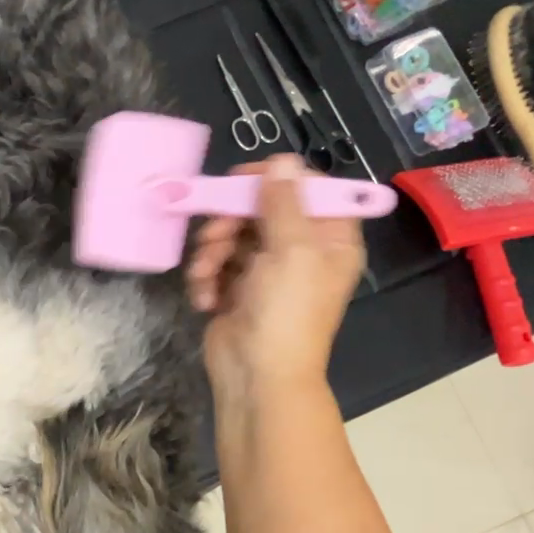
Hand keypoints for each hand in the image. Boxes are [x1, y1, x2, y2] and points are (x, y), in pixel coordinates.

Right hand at [187, 154, 366, 399]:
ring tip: (205, 276)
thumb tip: (281, 158)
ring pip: (230, 240)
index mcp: (329, 238)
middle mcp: (299, 251)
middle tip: (214, 237)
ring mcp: (264, 272)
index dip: (274, 180)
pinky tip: (206, 299)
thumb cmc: (286, 311)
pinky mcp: (234, 292)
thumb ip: (283, 203)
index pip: (307, 190)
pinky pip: (214, 269)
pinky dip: (204, 281)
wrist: (257, 374)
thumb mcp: (291, 250)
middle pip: (259, 212)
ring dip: (210, 255)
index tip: (240, 178)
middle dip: (229, 224)